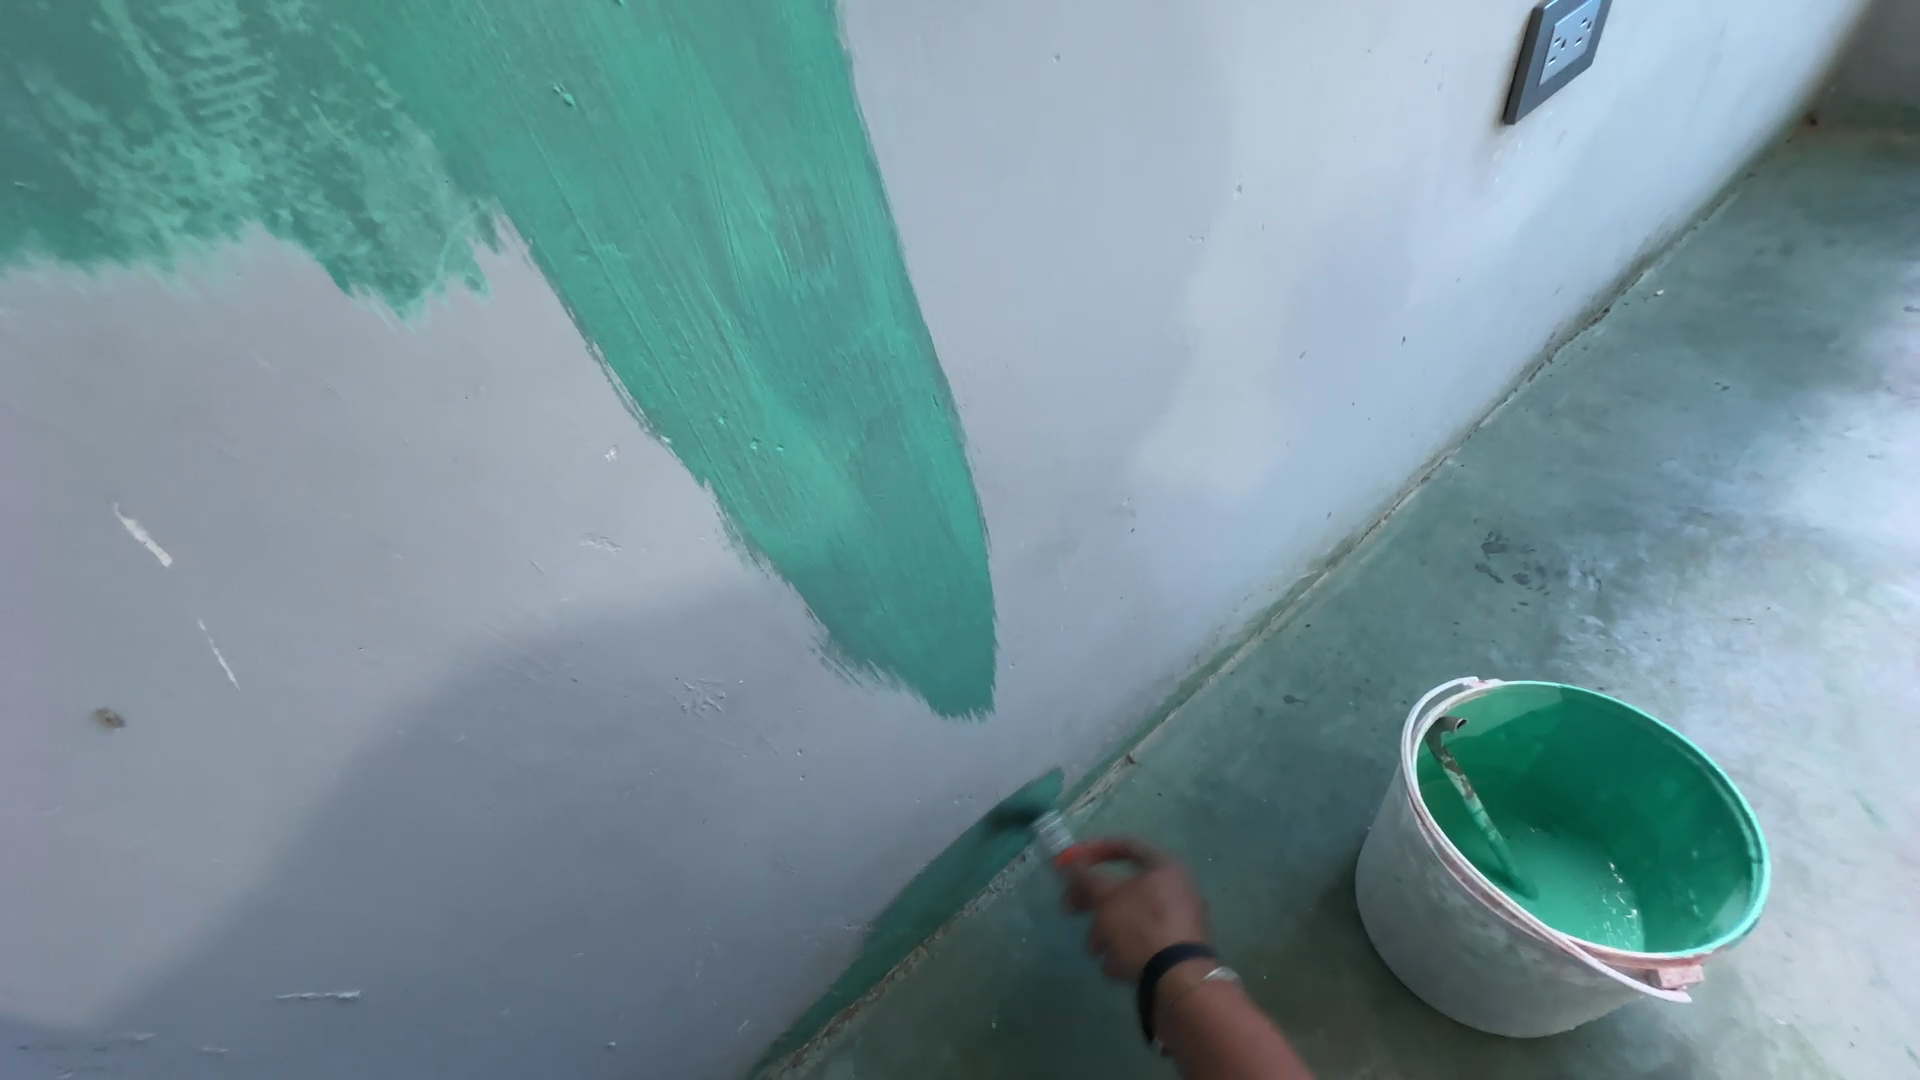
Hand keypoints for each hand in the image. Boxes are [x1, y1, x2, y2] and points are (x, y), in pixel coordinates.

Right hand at [1059, 836, 1209, 981]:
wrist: (1180, 983)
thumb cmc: (1141, 928)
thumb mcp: (1105, 898)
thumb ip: (1084, 878)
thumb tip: (1068, 864)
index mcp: (1164, 867)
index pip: (1124, 846)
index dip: (1091, 851)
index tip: (1069, 863)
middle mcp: (1176, 890)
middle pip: (1123, 887)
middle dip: (1094, 902)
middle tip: (1069, 909)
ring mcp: (1179, 922)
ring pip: (1129, 918)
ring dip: (1105, 932)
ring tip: (1097, 950)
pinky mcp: (1177, 952)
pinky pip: (1143, 941)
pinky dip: (1124, 950)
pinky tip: (1116, 967)